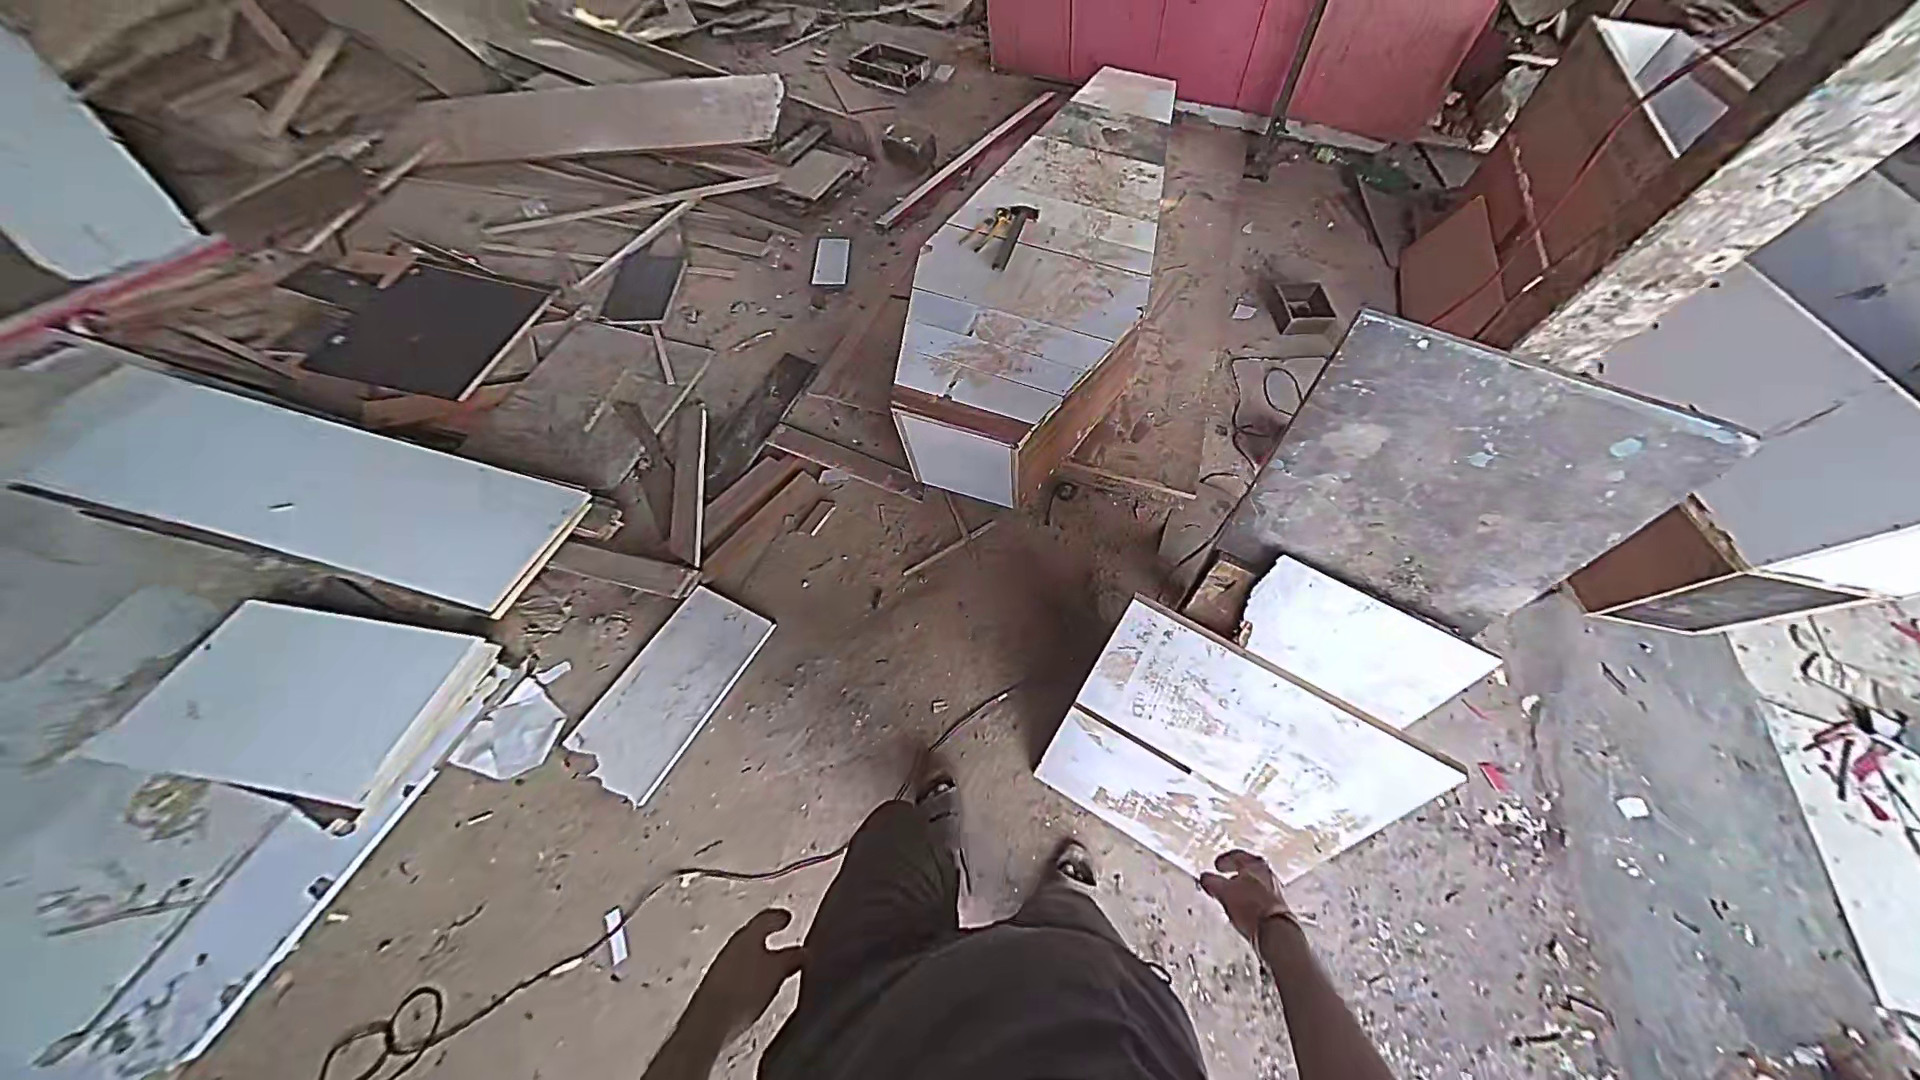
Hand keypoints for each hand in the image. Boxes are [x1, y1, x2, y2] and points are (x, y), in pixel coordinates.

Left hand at [683, 909, 806, 1044]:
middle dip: (768, 939)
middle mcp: (732, 947)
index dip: (779, 917)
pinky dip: (748, 976)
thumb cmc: (745, 988)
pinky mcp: (713, 990)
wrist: (708, 1022)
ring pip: (744, 956)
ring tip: (772, 969)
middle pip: (753, 936)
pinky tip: (754, 990)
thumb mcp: (778, 971)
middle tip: (783, 945)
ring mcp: (720, 969)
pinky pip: (736, 974)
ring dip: (757, 959)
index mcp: (748, 934)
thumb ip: (792, 958)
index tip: (787, 918)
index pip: (766, 918)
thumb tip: (804, 952)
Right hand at [1199, 850, 1290, 944]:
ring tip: (1232, 897)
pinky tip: (1244, 911)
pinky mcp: (1278, 911)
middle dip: (1235, 876)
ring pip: (1255, 887)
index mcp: (1256, 865)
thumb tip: (1206, 878)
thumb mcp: (1224, 891)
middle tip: (1225, 879)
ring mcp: (1275, 894)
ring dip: (1243, 890)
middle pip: (1248, 871)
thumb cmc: (1253, 906)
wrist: (1275, 932)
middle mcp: (1268, 877)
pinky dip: (1251, 903)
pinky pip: (1261, 902)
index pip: (1237, 856)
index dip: (1224, 861)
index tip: (1218, 865)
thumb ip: (1212, 882)